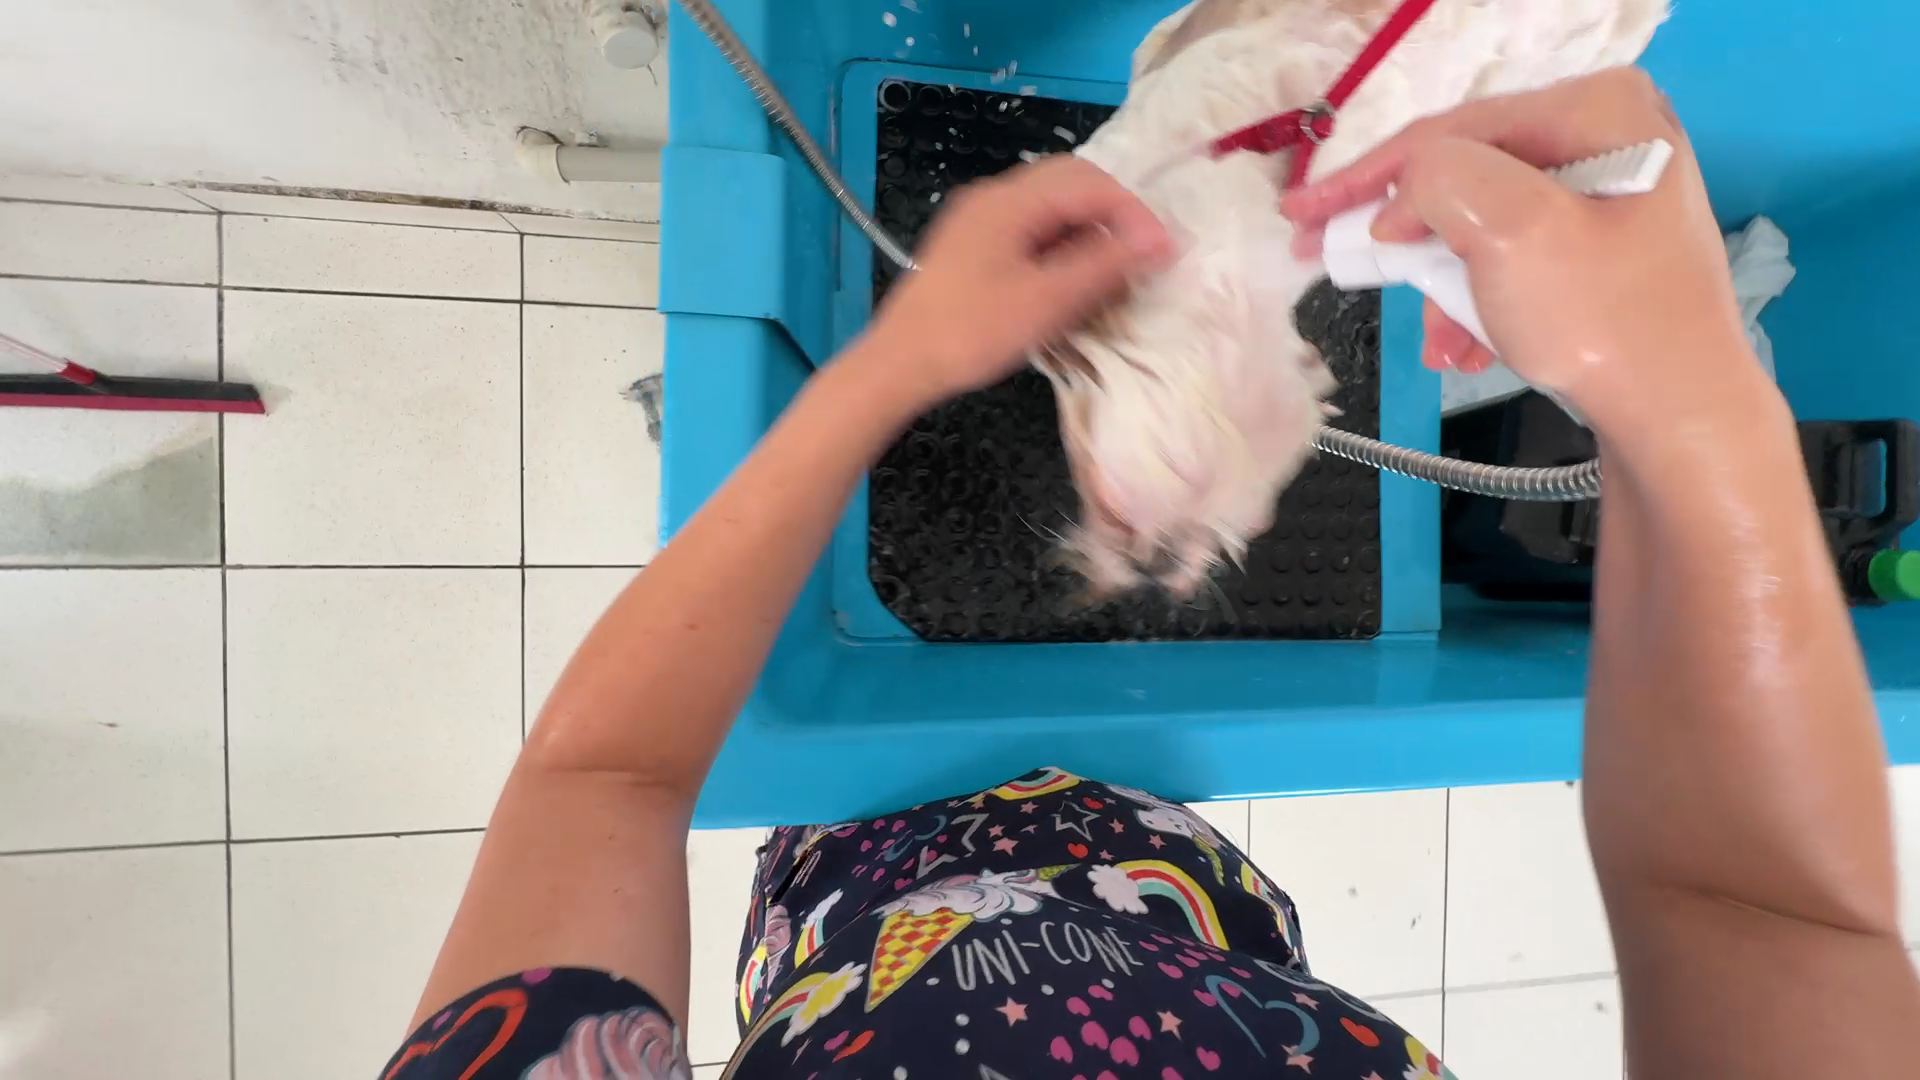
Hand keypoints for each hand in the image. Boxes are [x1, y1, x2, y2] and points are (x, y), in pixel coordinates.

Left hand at [859, 155, 1172, 407]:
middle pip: (1069, 187)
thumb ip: (1101, 267)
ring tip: (1110, 274)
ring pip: (1048, 211)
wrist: (899, 364)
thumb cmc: (970, 334)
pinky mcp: (969, 250)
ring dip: (1085, 235)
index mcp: (1010, 201)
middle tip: (1139, 258)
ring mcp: (977, 223)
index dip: (1133, 215)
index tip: (1163, 253)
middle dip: (1112, 218)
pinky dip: (1058, 250)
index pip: (1090, 183)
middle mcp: (992, 198)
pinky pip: (1026, 234)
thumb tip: (1153, 242)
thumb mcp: (1044, 302)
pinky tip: (1067, 283)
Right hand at [1282, 68, 1766, 435]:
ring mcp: (1593, 195)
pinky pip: (1497, 262)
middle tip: (1328, 258)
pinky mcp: (1585, 246)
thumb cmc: (1596, 316)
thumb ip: (1439, 185)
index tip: (1300, 214)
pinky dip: (1468, 305)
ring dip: (1436, 288)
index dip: (1360, 178)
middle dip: (1397, 238)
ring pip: (1470, 230)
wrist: (1670, 405)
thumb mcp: (1510, 231)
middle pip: (1455, 180)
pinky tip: (1465, 347)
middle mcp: (1596, 138)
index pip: (1444, 136)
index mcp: (1589, 112)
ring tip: (1437, 343)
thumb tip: (1395, 205)